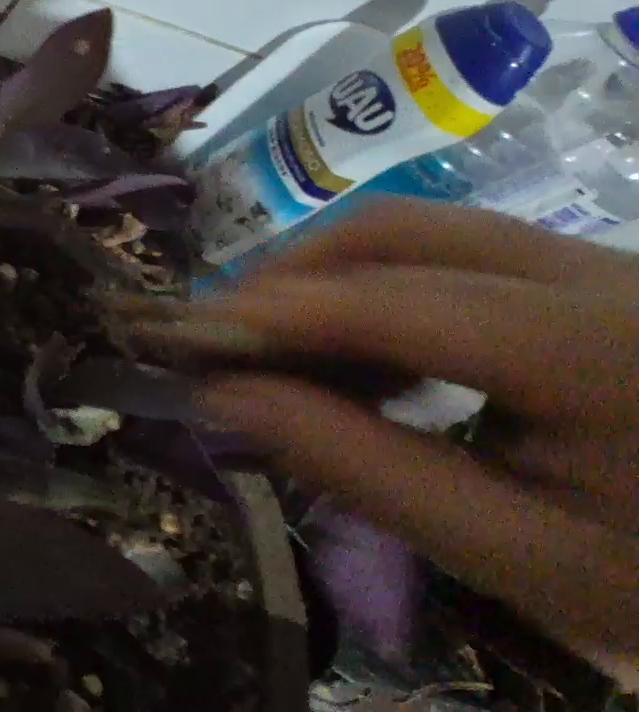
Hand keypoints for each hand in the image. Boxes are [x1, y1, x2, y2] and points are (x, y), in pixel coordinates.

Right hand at [162, 200, 638, 678]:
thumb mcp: (517, 555)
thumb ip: (361, 468)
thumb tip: (221, 397)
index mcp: (597, 349)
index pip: (393, 301)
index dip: (274, 310)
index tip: (186, 334)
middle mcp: (602, 275)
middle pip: (395, 233)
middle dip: (288, 274)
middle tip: (227, 335)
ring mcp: (603, 266)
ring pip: (419, 228)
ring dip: (324, 272)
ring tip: (280, 338)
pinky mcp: (595, 276)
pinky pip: (453, 248)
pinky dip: (375, 281)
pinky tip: (360, 344)